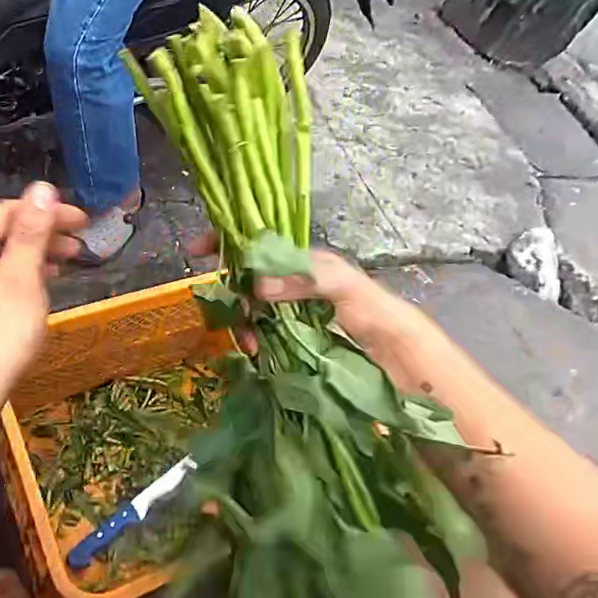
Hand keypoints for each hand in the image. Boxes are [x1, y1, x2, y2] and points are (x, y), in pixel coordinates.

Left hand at [0, 184, 86, 454]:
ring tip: (68, 262)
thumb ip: (32, 233)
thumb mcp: (21, 280)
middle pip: (5, 230)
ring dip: (38, 253)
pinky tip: (43, 283)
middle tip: (81, 244)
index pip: (8, 210)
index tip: (84, 222)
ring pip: (4, 254)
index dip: (47, 212)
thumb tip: (42, 188)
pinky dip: (25, 273)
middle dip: (44, 232)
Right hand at [188, 235, 441, 393]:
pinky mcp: (287, 335)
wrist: (399, 355)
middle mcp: (289, 281)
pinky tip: (256, 351)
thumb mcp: (344, 285)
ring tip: (250, 343)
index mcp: (300, 261)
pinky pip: (257, 332)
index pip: (256, 244)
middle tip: (232, 314)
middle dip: (232, 293)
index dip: (227, 242)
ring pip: (247, 308)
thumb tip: (257, 287)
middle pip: (244, 278)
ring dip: (241, 322)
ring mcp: (286, 309)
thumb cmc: (375, 310)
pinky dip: (251, 339)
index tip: (197, 250)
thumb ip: (304, 279)